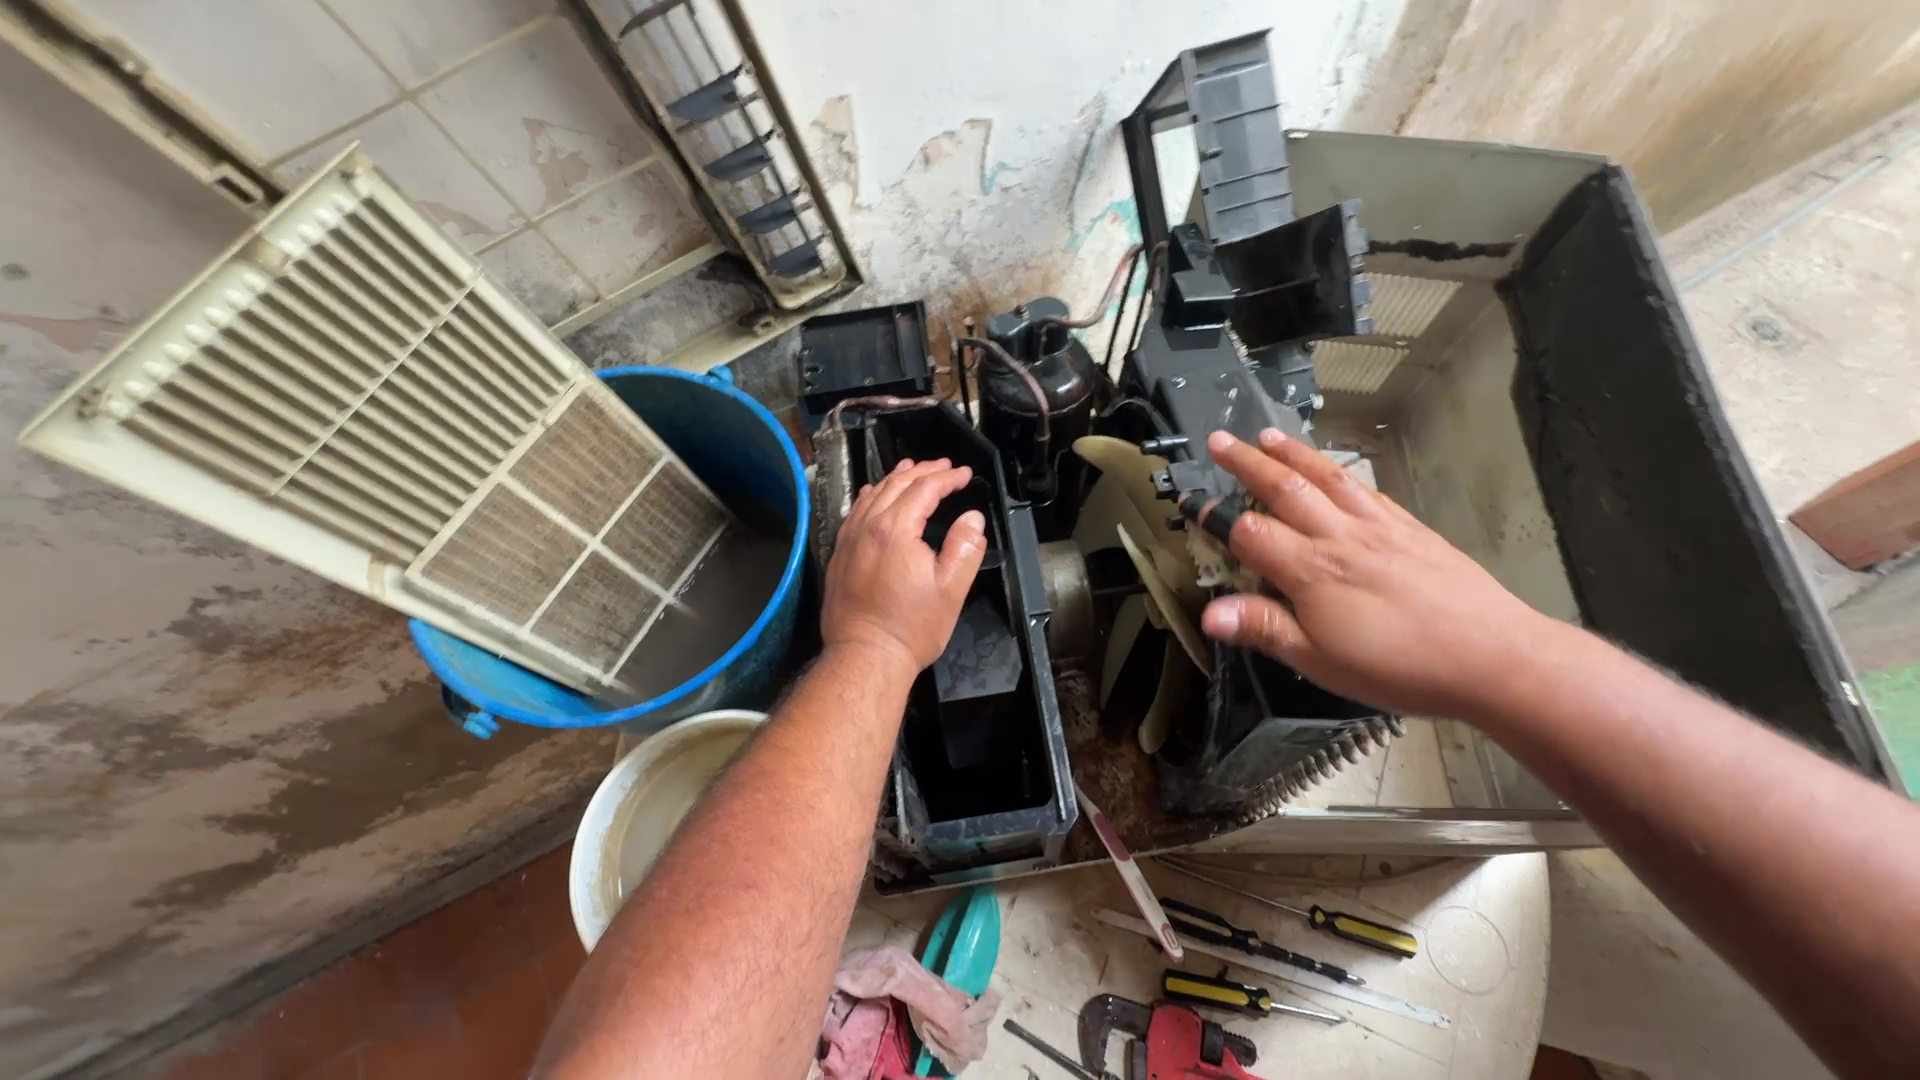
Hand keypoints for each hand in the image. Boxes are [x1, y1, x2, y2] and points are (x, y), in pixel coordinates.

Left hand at [822, 458, 987, 671]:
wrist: (866, 656)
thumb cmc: (910, 627)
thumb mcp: (951, 589)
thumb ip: (965, 547)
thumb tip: (972, 518)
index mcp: (896, 529)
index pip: (924, 489)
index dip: (947, 477)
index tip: (965, 474)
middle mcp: (867, 527)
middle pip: (896, 485)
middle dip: (923, 471)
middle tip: (944, 466)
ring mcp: (849, 540)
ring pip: (872, 495)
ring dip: (895, 479)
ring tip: (911, 470)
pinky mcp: (839, 556)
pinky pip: (855, 512)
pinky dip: (871, 497)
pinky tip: (874, 496)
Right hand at [1198, 429, 1555, 717]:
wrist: (1494, 656)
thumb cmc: (1401, 666)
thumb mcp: (1320, 661)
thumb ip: (1264, 628)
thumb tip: (1209, 613)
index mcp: (1312, 571)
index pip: (1250, 532)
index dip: (1216, 518)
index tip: (1193, 505)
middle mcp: (1340, 537)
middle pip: (1284, 488)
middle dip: (1246, 462)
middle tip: (1220, 440)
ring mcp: (1378, 528)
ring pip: (1326, 478)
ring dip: (1292, 454)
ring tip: (1266, 436)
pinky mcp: (1410, 529)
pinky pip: (1366, 490)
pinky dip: (1341, 473)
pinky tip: (1335, 471)